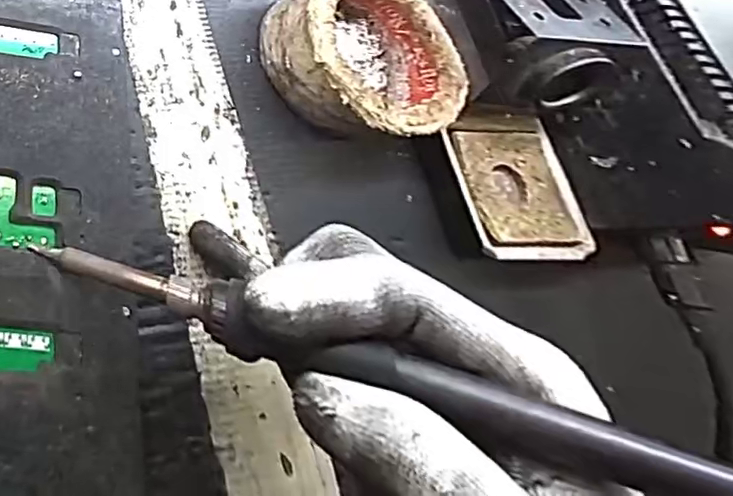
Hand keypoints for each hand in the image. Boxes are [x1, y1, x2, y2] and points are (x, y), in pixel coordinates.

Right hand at [240, 224, 617, 495]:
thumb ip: (434, 459)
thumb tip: (318, 388)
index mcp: (512, 377)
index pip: (391, 290)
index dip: (315, 289)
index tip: (261, 308)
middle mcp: (452, 364)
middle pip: (345, 273)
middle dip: (283, 289)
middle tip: (233, 313)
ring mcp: (407, 383)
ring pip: (314, 302)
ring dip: (265, 315)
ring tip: (219, 311)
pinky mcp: (372, 409)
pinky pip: (302, 347)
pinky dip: (256, 326)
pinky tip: (226, 306)